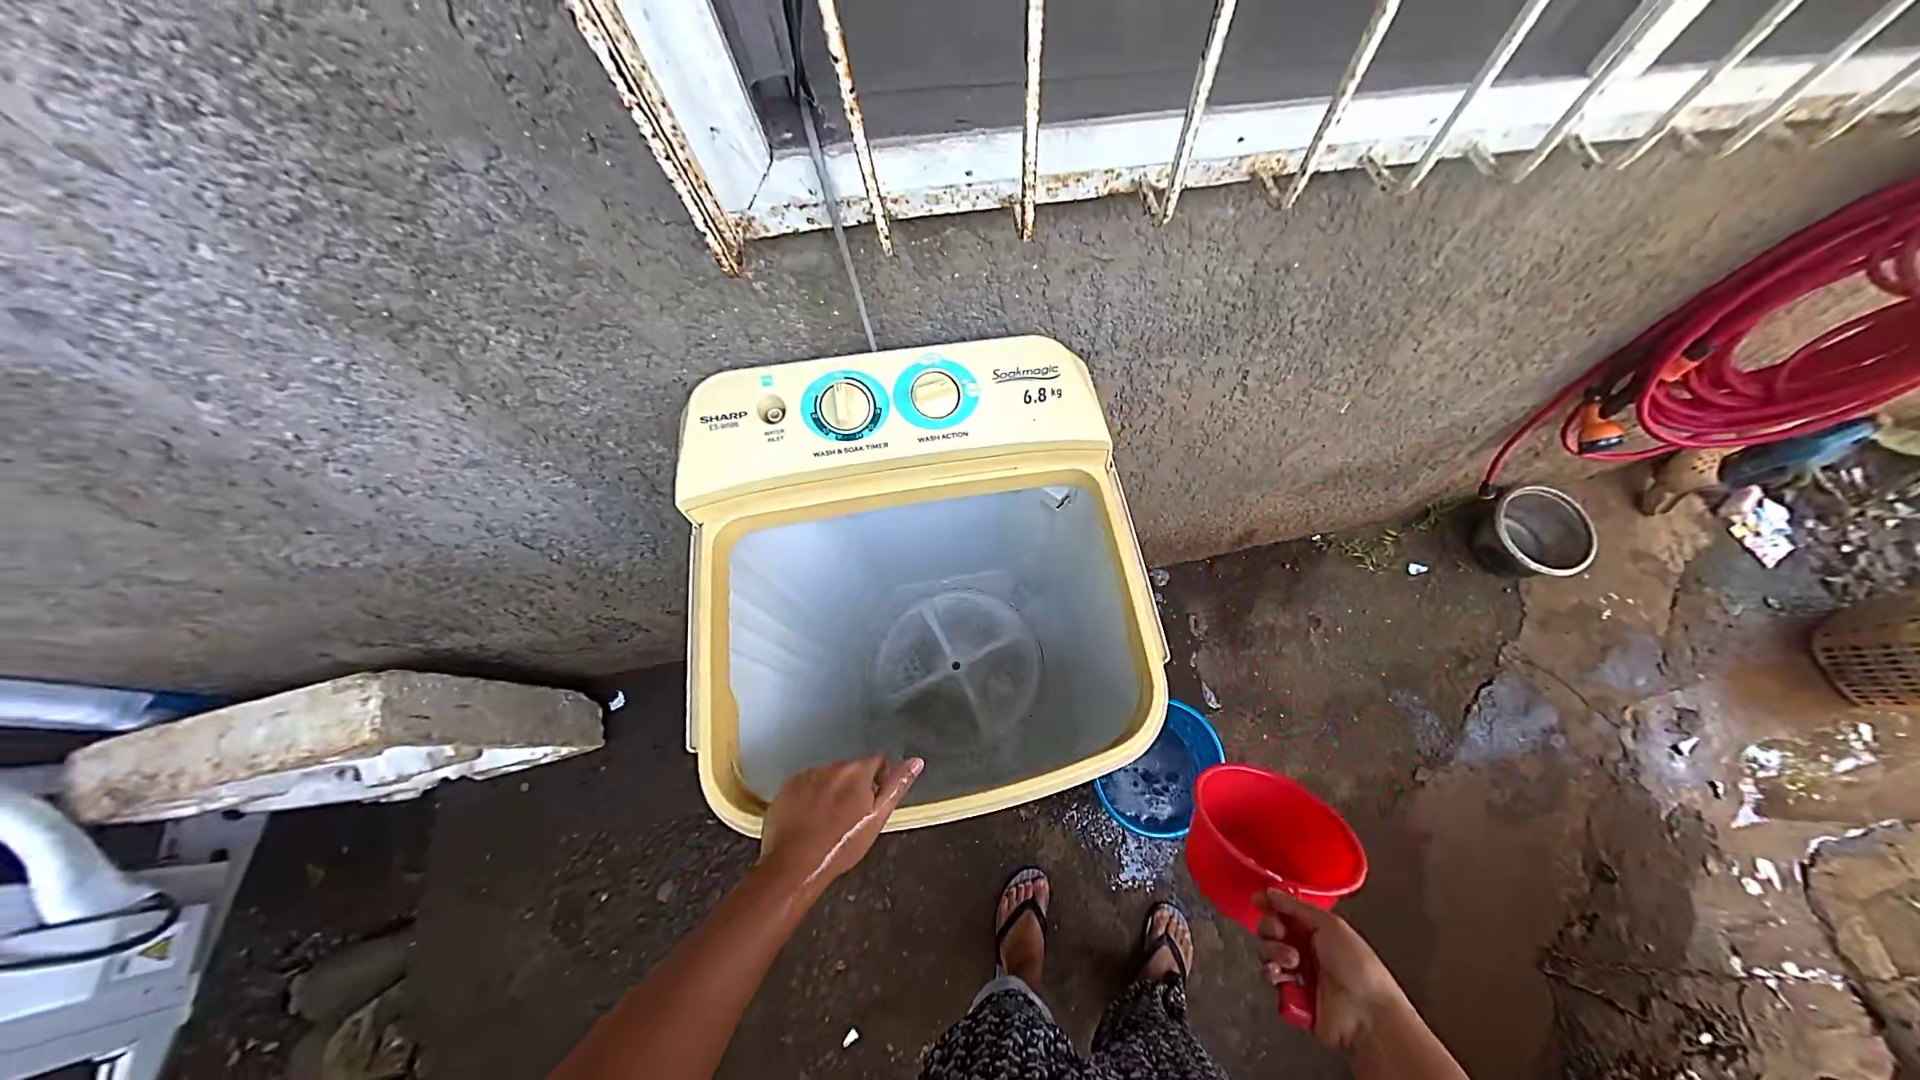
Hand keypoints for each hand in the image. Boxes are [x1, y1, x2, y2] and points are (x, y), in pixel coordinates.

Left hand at [758, 755, 922, 895]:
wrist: (796, 864)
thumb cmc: (840, 844)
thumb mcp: (878, 817)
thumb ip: (897, 785)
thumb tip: (915, 762)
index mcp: (856, 771)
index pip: (878, 760)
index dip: (880, 779)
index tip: (873, 800)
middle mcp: (830, 767)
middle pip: (850, 770)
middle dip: (854, 787)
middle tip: (852, 817)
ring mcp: (806, 777)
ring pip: (827, 778)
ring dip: (831, 792)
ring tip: (829, 823)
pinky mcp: (787, 789)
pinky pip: (805, 787)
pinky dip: (809, 799)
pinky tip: (810, 822)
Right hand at [1256, 887, 1408, 1052]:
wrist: (1367, 1014)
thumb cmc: (1357, 966)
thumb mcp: (1330, 925)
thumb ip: (1296, 907)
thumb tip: (1270, 892)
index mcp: (1317, 929)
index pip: (1286, 911)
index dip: (1269, 903)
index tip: (1257, 900)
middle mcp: (1305, 948)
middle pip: (1271, 929)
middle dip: (1270, 927)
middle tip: (1279, 932)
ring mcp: (1297, 972)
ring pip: (1267, 951)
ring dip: (1274, 951)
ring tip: (1292, 961)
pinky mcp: (1291, 994)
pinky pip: (1269, 976)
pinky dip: (1272, 973)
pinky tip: (1284, 976)